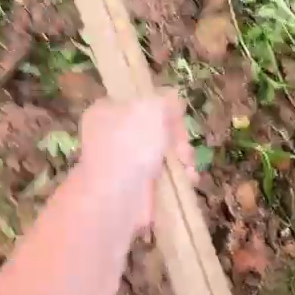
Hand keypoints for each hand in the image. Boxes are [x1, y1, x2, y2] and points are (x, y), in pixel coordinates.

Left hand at [75, 92, 192, 235]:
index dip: (162, 107)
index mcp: (107, 110)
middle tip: (182, 146)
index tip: (177, 116)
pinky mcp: (135, 187)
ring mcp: (123, 162)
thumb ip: (166, 98)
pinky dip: (178, 176)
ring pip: (162, 152)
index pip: (140, 100)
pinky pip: (163, 175)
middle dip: (176, 136)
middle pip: (155, 127)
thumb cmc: (131, 142)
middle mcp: (111, 135)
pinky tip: (187, 178)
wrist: (117, 196)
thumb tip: (173, 102)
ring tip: (188, 167)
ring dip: (181, 157)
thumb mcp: (152, 105)